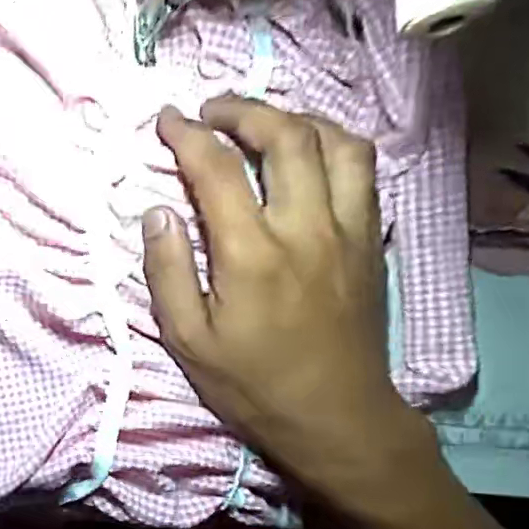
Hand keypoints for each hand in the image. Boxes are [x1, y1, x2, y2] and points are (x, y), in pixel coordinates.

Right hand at [142, 97, 432, 503]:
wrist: (336, 418)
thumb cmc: (253, 386)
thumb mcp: (188, 341)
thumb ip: (167, 272)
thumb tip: (156, 212)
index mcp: (251, 253)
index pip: (216, 168)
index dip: (186, 134)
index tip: (167, 120)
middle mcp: (305, 227)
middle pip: (284, 136)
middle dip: (242, 110)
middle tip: (212, 111)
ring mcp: (348, 230)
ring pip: (336, 142)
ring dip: (296, 118)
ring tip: (265, 124)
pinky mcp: (372, 242)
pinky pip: (364, 171)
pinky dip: (335, 145)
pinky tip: (312, 155)